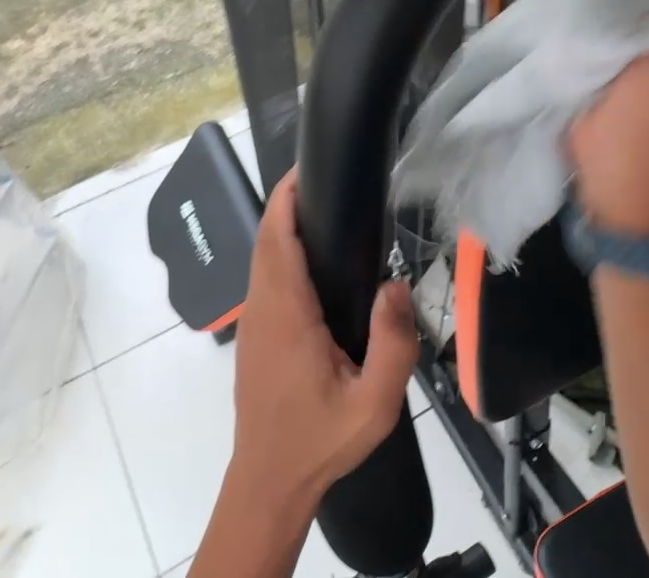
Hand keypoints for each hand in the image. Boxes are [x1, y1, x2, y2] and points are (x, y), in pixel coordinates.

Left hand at [228, 171, 419, 508]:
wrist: (269, 480)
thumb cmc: (320, 441)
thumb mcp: (373, 403)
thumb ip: (393, 345)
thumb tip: (394, 286)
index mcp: (287, 313)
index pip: (277, 237)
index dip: (287, 198)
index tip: (308, 169)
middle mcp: (262, 308)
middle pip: (266, 238)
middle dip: (287, 202)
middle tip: (326, 179)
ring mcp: (253, 321)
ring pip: (261, 257)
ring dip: (281, 226)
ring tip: (323, 209)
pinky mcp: (255, 334)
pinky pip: (264, 278)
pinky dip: (279, 252)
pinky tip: (310, 259)